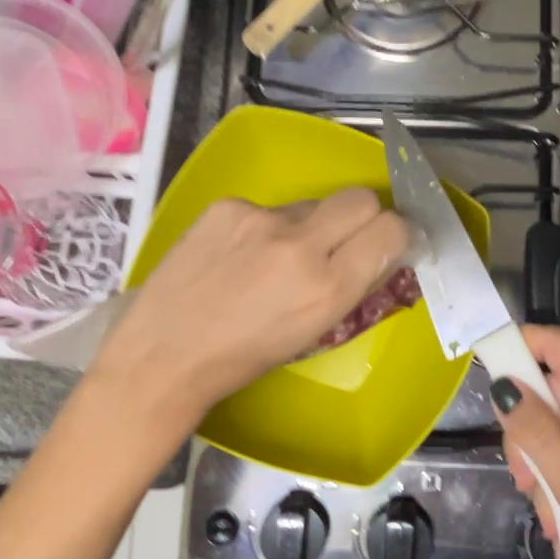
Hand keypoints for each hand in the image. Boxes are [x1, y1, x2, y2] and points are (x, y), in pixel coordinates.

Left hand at [94, 189, 409, 416]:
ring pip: (311, 204)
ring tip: (273, 259)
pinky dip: (264, 227)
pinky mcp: (228, 205)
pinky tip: (237, 255)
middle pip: (361, 198)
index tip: (387, 241)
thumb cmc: (243, 360)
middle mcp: (301, 244)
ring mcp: (261, 218)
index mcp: (328, 288)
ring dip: (308, 225)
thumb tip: (377, 254)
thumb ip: (351, 287)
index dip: (396, 234)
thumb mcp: (313, 333)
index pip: (391, 230)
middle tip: (342, 238)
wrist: (164, 354)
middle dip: (363, 215)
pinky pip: (267, 207)